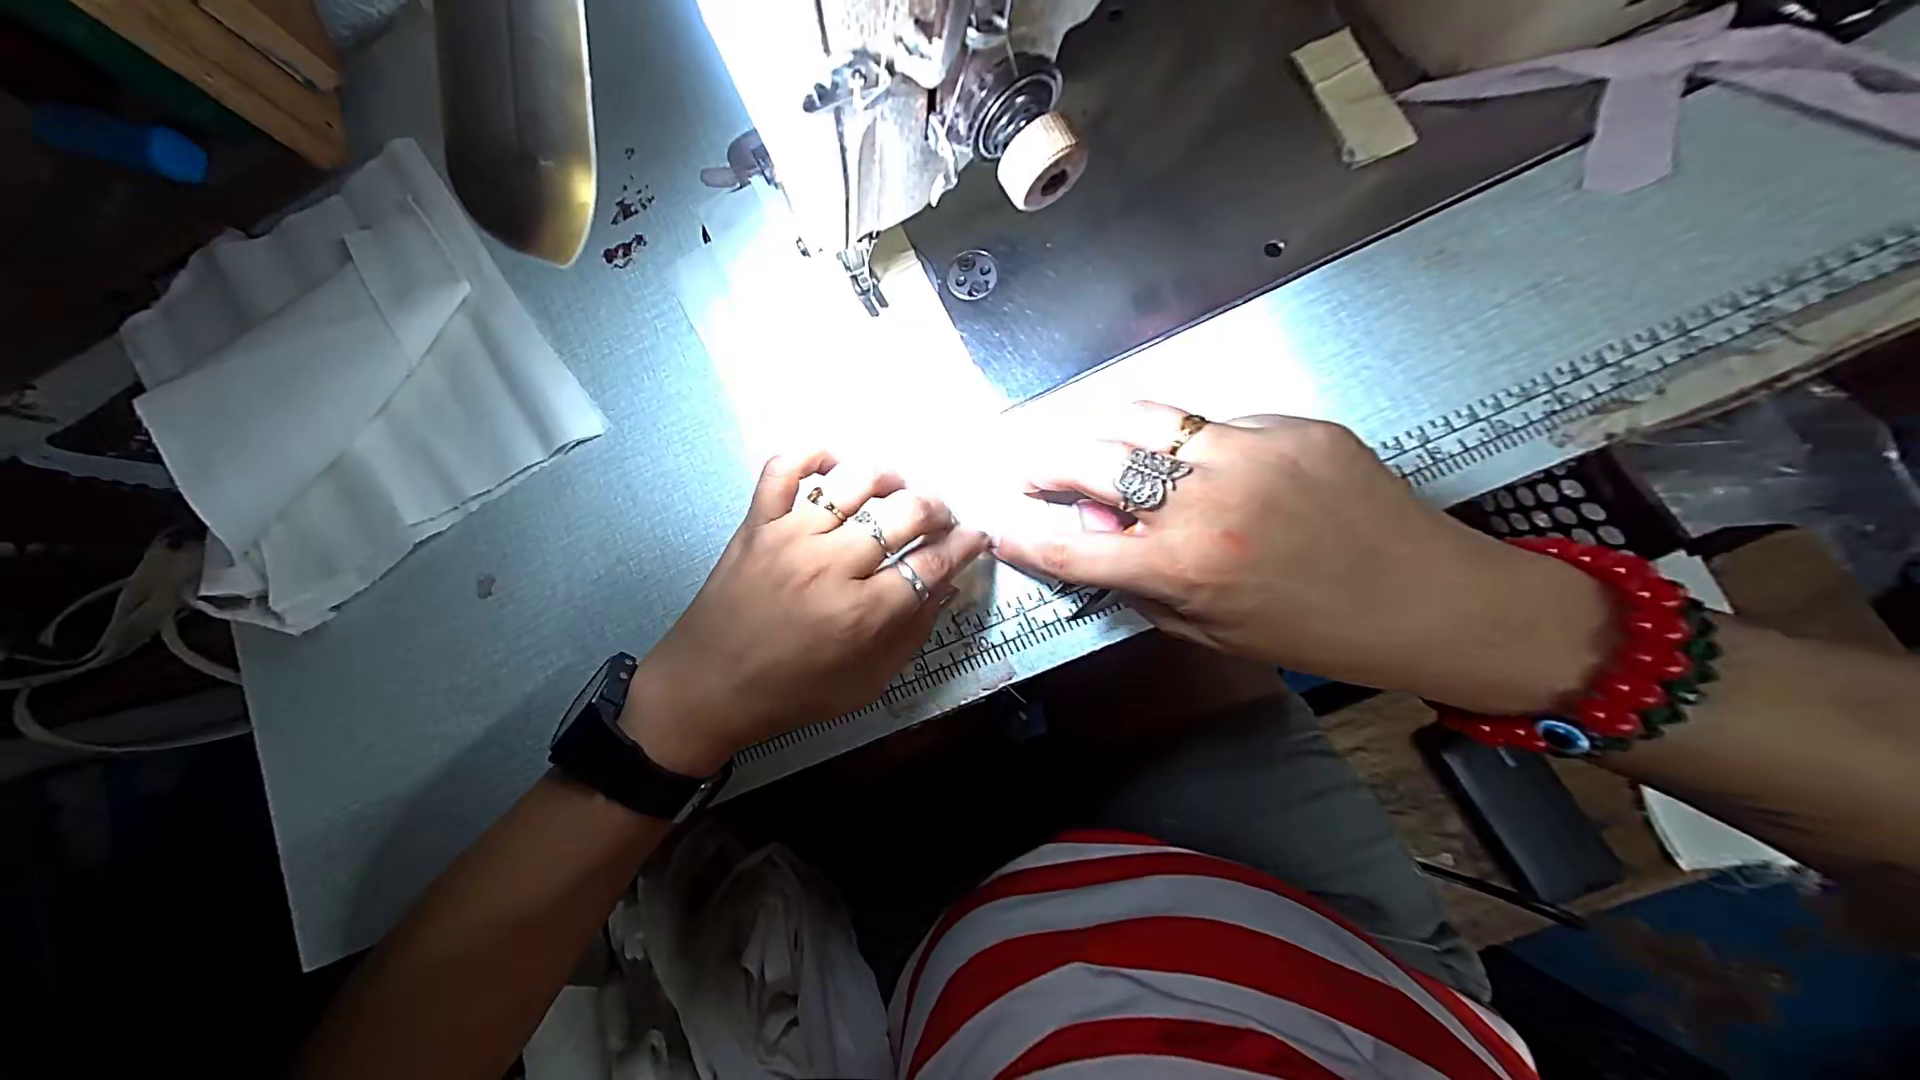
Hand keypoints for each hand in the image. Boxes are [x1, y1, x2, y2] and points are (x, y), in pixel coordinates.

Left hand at [621, 452, 989, 775]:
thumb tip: (947, 587)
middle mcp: (831, 566)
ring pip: (855, 483)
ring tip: (899, 489)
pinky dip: (811, 454)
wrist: (706, 689)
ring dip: (891, 478)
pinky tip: (834, 463)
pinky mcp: (756, 523)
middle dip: (938, 511)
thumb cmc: (791, 694)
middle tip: (941, 520)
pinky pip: (784, 469)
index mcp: (862, 614)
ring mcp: (790, 537)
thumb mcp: (865, 683)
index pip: (932, 564)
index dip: (965, 546)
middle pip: (905, 514)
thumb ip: (912, 635)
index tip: (978, 536)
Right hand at [992, 403, 1614, 713]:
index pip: (1077, 547)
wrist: (1432, 602)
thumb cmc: (1315, 633)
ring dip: (1106, 433)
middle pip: (1094, 462)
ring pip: (1145, 419)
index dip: (1029, 537)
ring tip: (1099, 446)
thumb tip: (1100, 533)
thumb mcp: (1212, 631)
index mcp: (1187, 568)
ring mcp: (1252, 453)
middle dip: (1046, 466)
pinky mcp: (1294, 427)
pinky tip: (1206, 464)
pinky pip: (1216, 424)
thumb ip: (1144, 584)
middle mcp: (1208, 503)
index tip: (1004, 527)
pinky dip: (1191, 443)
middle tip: (1034, 471)